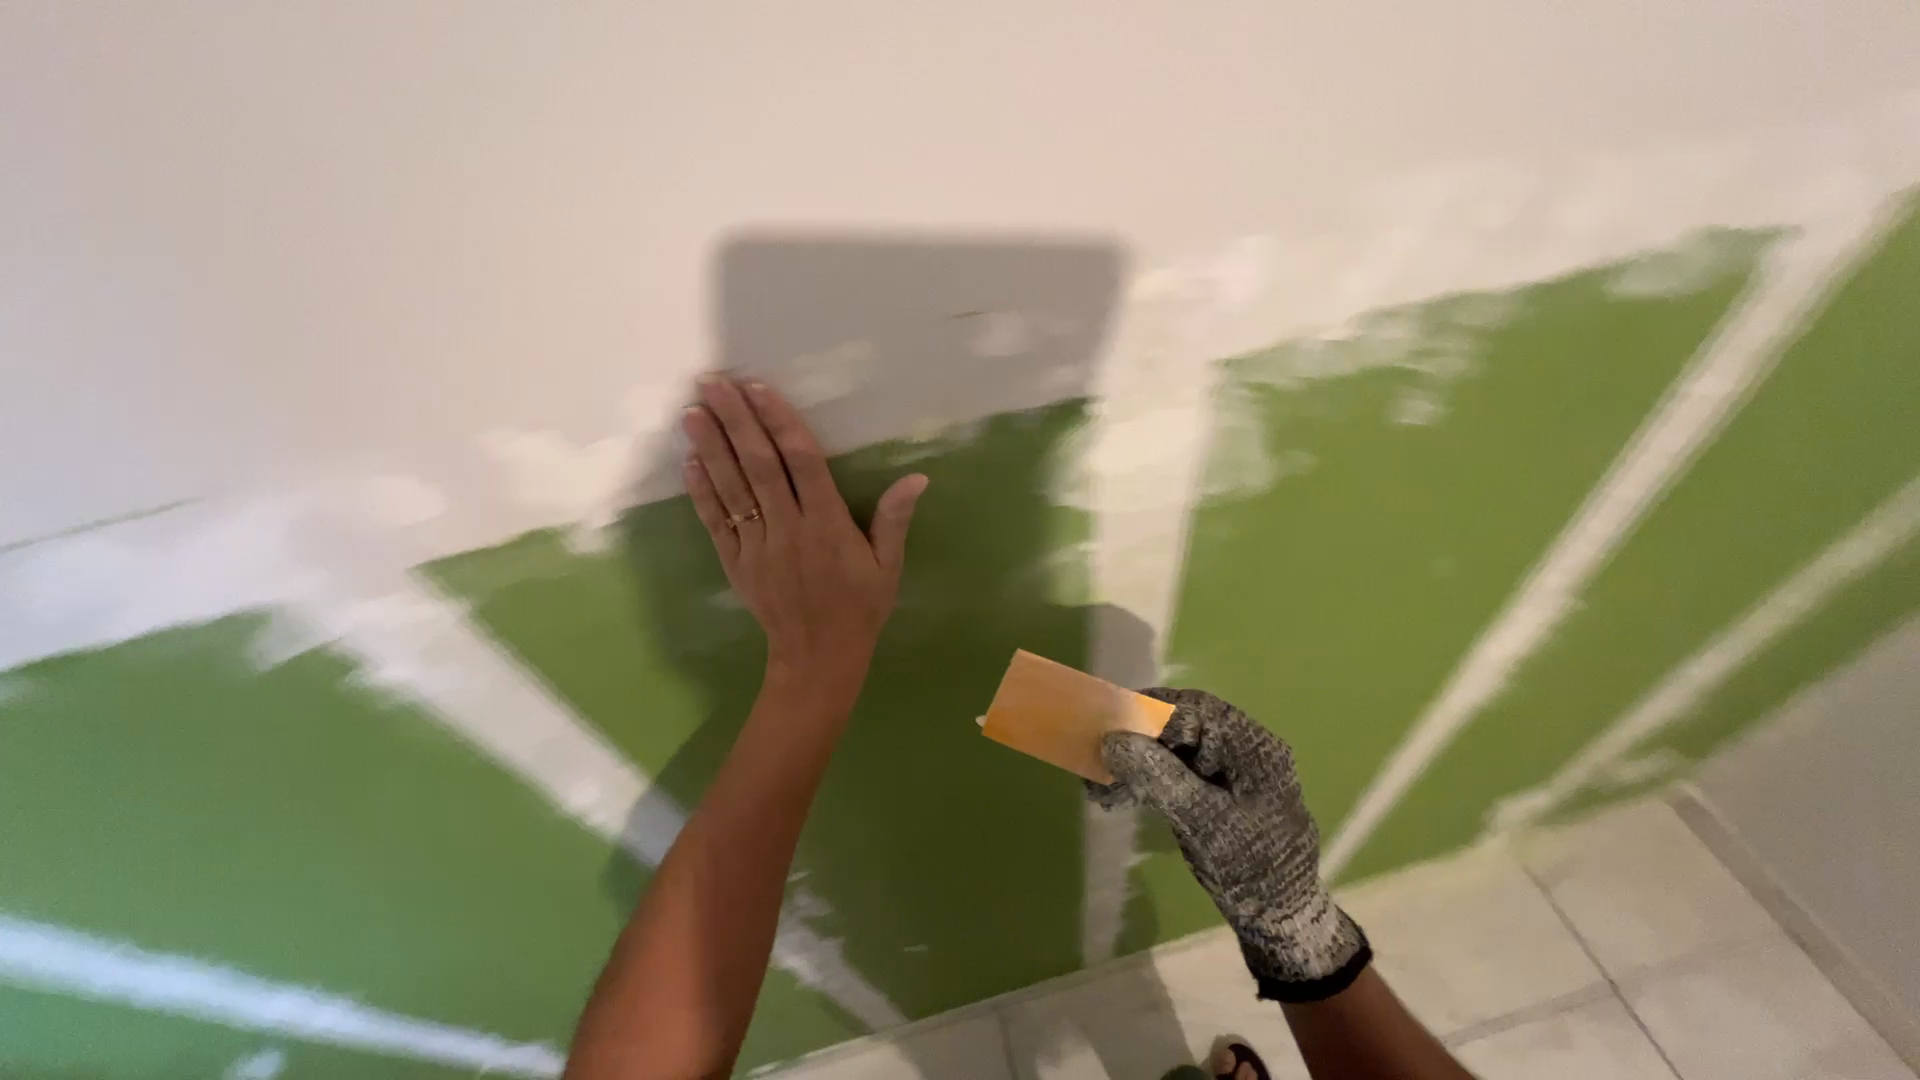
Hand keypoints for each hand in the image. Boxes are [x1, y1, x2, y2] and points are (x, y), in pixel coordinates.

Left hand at [681, 374, 927, 687]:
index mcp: (827, 524)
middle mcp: (789, 528)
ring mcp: (758, 546)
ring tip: (692, 411)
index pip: (801, 462)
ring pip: (732, 489)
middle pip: (759, 466)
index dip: (779, 422)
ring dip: (711, 448)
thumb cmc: (859, 607)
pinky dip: (702, 492)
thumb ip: (894, 519)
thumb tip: (917, 477)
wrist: (818, 657)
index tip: (758, 388)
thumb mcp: (888, 566)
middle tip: (712, 383)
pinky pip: (716, 523)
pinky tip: (690, 462)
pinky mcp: (737, 563)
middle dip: (735, 422)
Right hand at [1092, 689, 1371, 1001]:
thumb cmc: (1254, 868)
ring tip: (1098, 790)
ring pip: (1170, 752)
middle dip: (1136, 742)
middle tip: (1097, 760)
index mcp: (1252, 748)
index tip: (1109, 722)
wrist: (1280, 921)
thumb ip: (1161, 778)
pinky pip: (1170, 774)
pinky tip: (1116, 797)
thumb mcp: (1207, 823)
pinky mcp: (1208, 794)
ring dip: (1133, 765)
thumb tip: (1113, 741)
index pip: (1198, 711)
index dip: (1152, 711)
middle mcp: (1239, 751)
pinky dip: (1142, 782)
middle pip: (1180, 729)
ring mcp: (1223, 773)